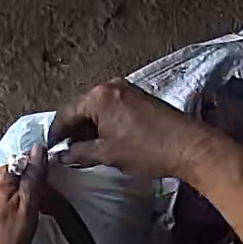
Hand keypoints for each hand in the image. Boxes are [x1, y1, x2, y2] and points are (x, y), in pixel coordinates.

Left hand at [0, 145, 46, 243]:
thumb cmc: (5, 237)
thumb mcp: (27, 204)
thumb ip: (34, 176)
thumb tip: (38, 149)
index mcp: (2, 174)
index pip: (31, 159)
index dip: (48, 172)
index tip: (57, 188)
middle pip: (27, 173)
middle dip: (43, 187)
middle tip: (53, 206)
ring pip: (22, 186)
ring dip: (36, 197)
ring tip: (44, 213)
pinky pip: (15, 197)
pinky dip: (26, 204)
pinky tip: (30, 217)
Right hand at [48, 80, 214, 179]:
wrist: (191, 147)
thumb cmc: (148, 149)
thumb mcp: (107, 154)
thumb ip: (78, 154)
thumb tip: (61, 156)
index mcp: (98, 97)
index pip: (65, 114)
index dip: (55, 133)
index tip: (51, 148)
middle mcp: (110, 87)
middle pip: (80, 108)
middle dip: (73, 130)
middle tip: (67, 151)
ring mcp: (127, 90)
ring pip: (96, 108)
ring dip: (89, 127)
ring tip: (86, 148)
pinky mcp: (139, 97)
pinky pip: (112, 108)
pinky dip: (104, 122)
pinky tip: (106, 140)